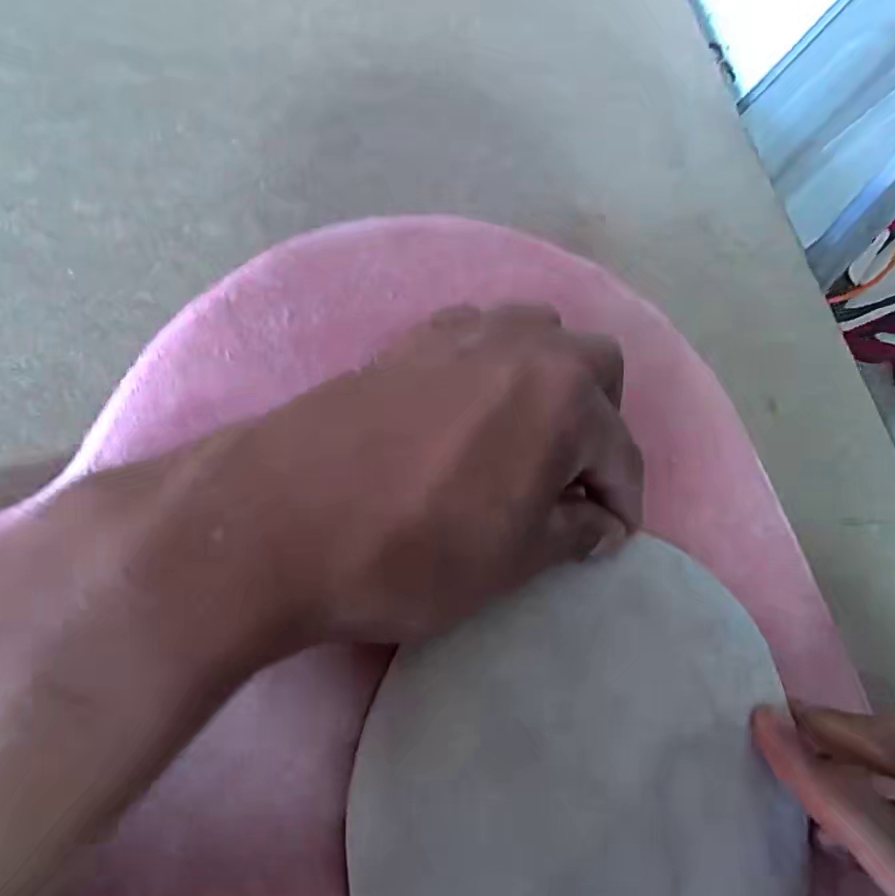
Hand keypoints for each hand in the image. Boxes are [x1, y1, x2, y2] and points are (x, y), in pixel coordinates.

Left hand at [79, 304, 643, 664]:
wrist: (269, 527)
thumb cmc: (412, 552)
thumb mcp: (514, 560)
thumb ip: (574, 532)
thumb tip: (604, 524)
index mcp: (563, 397)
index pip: (621, 451)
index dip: (625, 502)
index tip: (612, 538)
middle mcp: (522, 347)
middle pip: (595, 366)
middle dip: (602, 421)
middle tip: (574, 479)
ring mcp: (459, 335)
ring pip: (537, 337)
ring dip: (552, 383)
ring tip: (528, 439)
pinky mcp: (406, 342)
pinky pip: (477, 336)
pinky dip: (494, 369)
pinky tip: (470, 414)